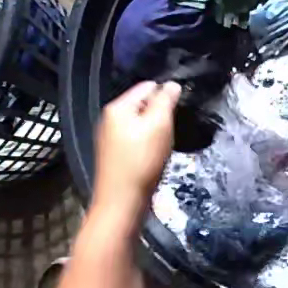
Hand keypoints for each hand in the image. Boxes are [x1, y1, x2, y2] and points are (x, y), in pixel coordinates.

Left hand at [93, 81, 181, 209]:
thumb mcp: (159, 125)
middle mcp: (110, 119)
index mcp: (118, 107)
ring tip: (163, 146)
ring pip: (141, 123)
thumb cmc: (142, 161)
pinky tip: (154, 156)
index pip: (148, 86)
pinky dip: (147, 144)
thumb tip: (172, 84)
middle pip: (143, 105)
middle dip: (160, 114)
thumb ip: (166, 100)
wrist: (121, 202)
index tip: (178, 112)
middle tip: (171, 131)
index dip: (166, 95)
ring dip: (155, 131)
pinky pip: (136, 138)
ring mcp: (110, 137)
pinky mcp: (114, 154)